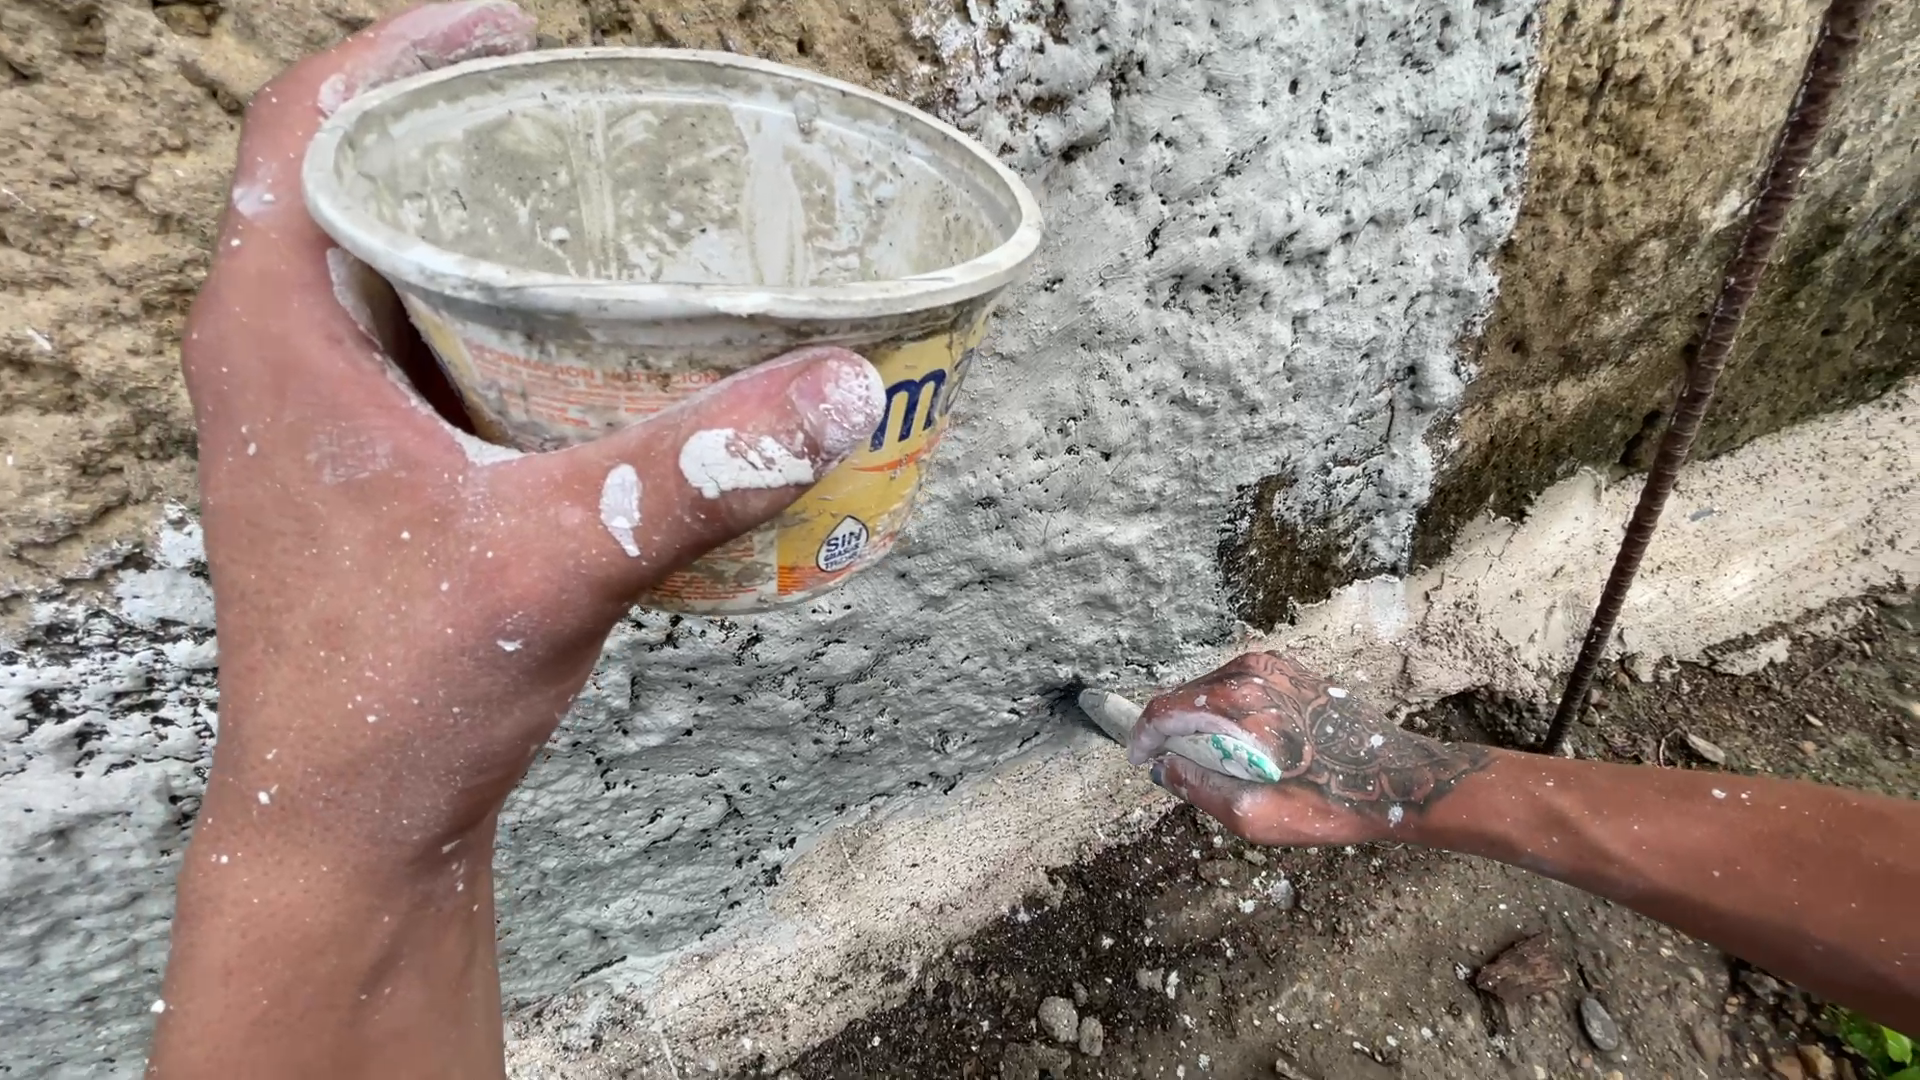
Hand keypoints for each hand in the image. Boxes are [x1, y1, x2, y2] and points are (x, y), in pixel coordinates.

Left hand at [183, 0, 885, 872]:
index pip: (314, 137)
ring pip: (423, 294)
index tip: (510, 29)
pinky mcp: (404, 487)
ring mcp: (351, 434)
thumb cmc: (407, 692)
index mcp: (283, 342)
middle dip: (477, 152)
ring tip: (616, 240)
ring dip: (508, 253)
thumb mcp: (565, 558)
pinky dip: (531, 343)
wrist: (360, 816)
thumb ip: (703, 473)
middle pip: (377, 204)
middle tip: (594, 145)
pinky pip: (461, 372)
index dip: (405, 59)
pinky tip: (613, 368)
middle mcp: (301, 370)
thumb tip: (840, 391)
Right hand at [1128, 652, 1491, 846]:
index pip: (1164, 710)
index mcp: (1234, 702)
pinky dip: (1224, 712)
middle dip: (1171, 732)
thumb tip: (1162, 767)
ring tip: (1213, 759)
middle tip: (1178, 768)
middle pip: (1183, 697)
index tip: (1138, 759)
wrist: (1401, 779)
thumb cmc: (1329, 801)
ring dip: (1198, 722)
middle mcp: (1246, 670)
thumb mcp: (1253, 814)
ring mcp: (1268, 665)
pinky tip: (1241, 742)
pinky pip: (1234, 686)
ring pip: (1207, 691)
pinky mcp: (1285, 668)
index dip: (1142, 736)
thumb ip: (1196, 786)